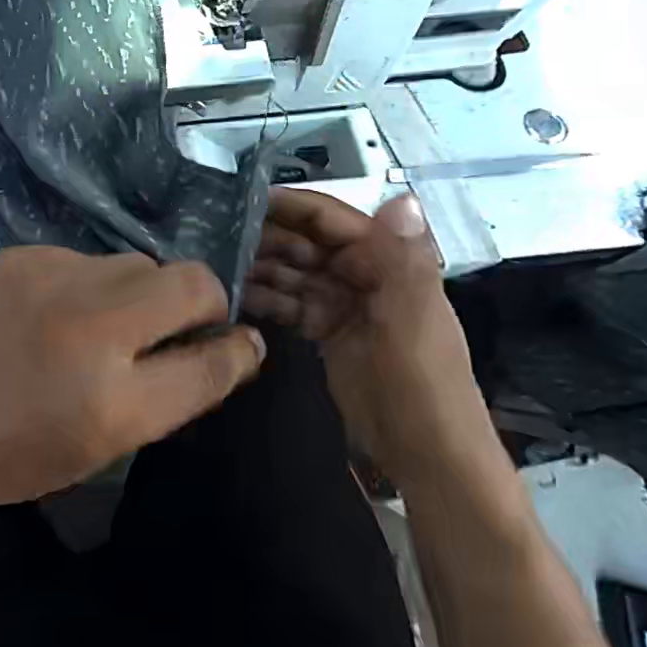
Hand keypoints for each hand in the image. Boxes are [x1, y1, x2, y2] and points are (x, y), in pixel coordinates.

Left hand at [0, 247, 263, 565]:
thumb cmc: (29, 451)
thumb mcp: (120, 436)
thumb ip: (192, 385)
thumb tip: (247, 342)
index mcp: (113, 379)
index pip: (211, 340)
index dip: (233, 341)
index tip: (231, 346)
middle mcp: (88, 312)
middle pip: (186, 279)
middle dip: (191, 307)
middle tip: (159, 344)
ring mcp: (51, 271)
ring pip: (140, 266)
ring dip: (142, 296)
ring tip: (104, 334)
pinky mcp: (24, 255)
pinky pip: (93, 259)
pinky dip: (96, 286)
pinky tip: (62, 319)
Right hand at [242, 189, 490, 487]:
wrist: (425, 450)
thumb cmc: (422, 378)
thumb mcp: (414, 315)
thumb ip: (402, 256)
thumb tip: (404, 196)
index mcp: (391, 259)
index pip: (336, 221)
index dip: (296, 207)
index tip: (250, 198)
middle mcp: (367, 273)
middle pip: (311, 243)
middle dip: (272, 237)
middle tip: (222, 236)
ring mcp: (346, 304)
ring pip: (298, 273)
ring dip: (265, 267)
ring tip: (221, 264)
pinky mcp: (329, 332)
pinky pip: (295, 304)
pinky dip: (270, 299)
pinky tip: (239, 296)